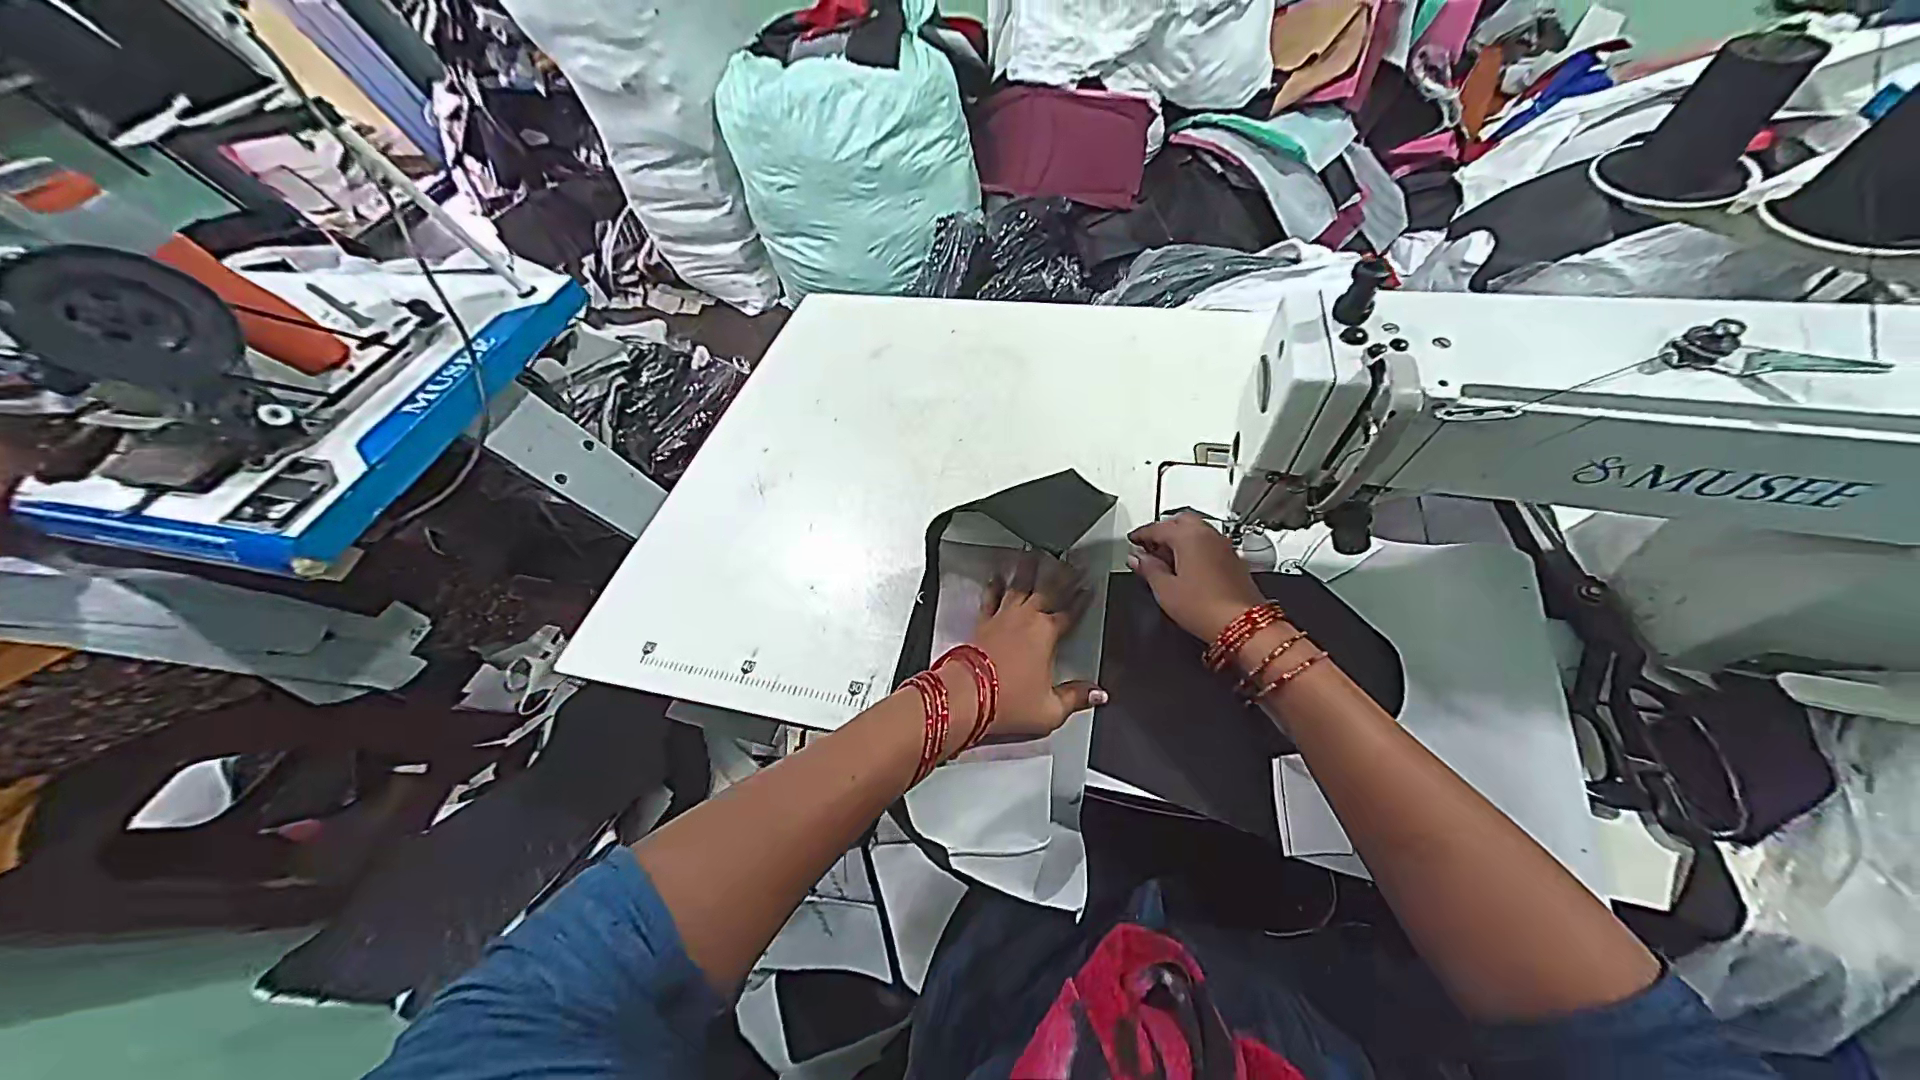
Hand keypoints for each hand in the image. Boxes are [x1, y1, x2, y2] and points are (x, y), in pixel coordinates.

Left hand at [961, 551, 1104, 741]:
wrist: (968, 696)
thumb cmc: (1007, 701)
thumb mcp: (1050, 708)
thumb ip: (1075, 697)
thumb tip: (1097, 694)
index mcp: (1047, 635)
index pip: (1070, 612)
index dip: (1081, 599)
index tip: (1089, 587)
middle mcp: (1026, 619)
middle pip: (1048, 590)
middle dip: (1061, 574)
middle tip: (1069, 560)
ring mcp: (1002, 617)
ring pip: (1019, 585)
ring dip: (1028, 569)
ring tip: (1033, 553)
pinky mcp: (983, 623)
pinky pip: (991, 597)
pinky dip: (995, 585)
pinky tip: (996, 576)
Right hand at [1127, 512, 1267, 642]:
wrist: (1242, 624)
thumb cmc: (1207, 607)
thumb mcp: (1164, 589)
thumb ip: (1148, 568)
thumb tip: (1139, 559)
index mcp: (1189, 536)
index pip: (1158, 527)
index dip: (1141, 534)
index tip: (1132, 540)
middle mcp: (1209, 536)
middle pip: (1181, 522)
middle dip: (1163, 531)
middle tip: (1148, 545)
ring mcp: (1224, 547)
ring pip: (1197, 531)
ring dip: (1179, 539)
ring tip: (1164, 558)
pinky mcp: (1233, 561)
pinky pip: (1209, 545)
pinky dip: (1194, 549)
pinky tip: (1186, 567)